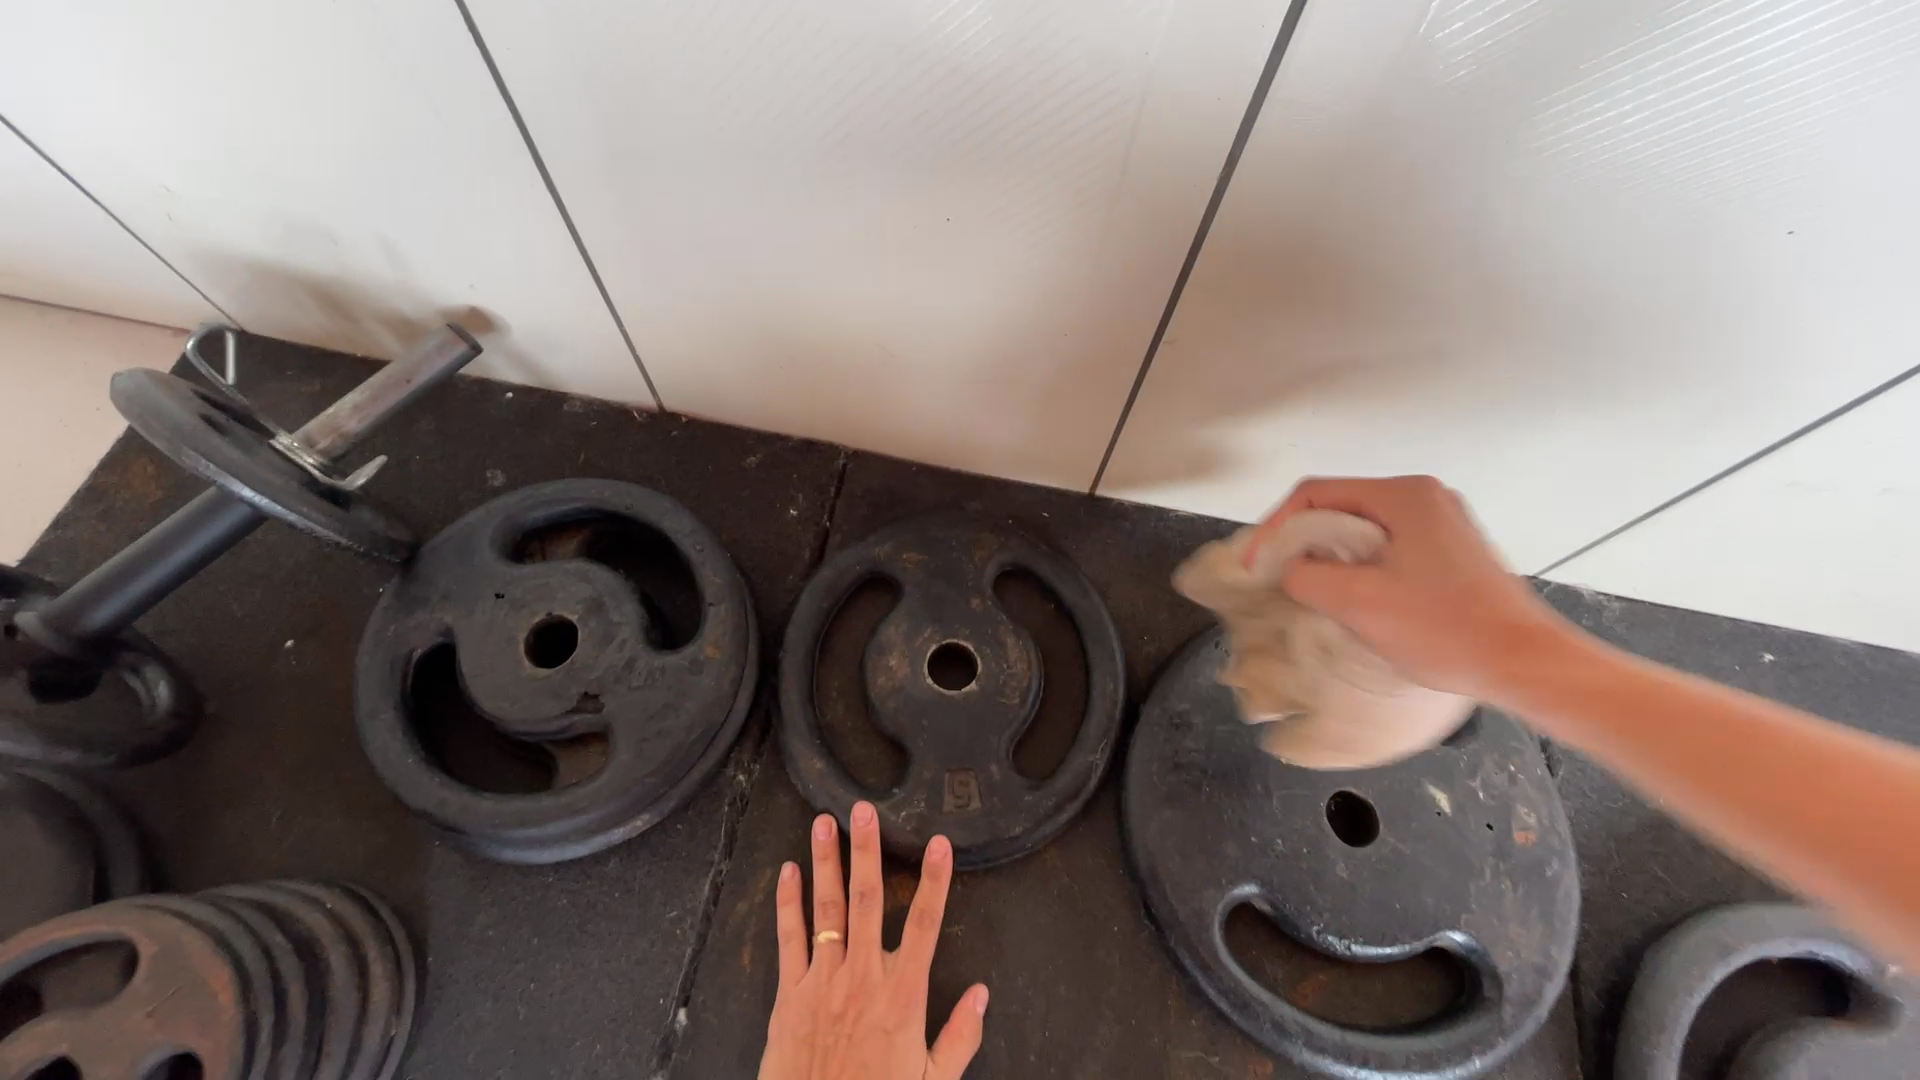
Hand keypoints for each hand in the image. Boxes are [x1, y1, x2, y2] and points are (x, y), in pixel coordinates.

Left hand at [758, 801, 988, 1079]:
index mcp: (902, 995)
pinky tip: (789, 872)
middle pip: (868, 900)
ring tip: (824, 823)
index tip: (940, 844)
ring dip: (827, 863)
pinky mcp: (790, 995)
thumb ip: (960, 1038)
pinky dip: (788, 903)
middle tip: (863, 810)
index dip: (934, 881)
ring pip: (827, 909)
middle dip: (867, 850)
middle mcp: (863, 977)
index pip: (925, 924)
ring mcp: (824, 982)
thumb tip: (982, 994)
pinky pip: (789, 940)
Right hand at [1252, 475, 1576, 698]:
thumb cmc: (1446, 629)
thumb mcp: (1356, 601)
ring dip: (1327, 559)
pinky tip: (1351, 600)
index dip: (1275, 528)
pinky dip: (1356, 569)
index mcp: (1404, 496)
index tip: (1257, 566)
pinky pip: (1384, 549)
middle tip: (1278, 578)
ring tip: (1309, 592)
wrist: (1524, 664)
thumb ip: (1303, 575)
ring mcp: (1440, 525)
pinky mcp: (1447, 552)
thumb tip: (1285, 568)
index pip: (1314, 495)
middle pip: (1337, 509)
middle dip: (1300, 543)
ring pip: (1358, 531)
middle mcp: (1424, 499)